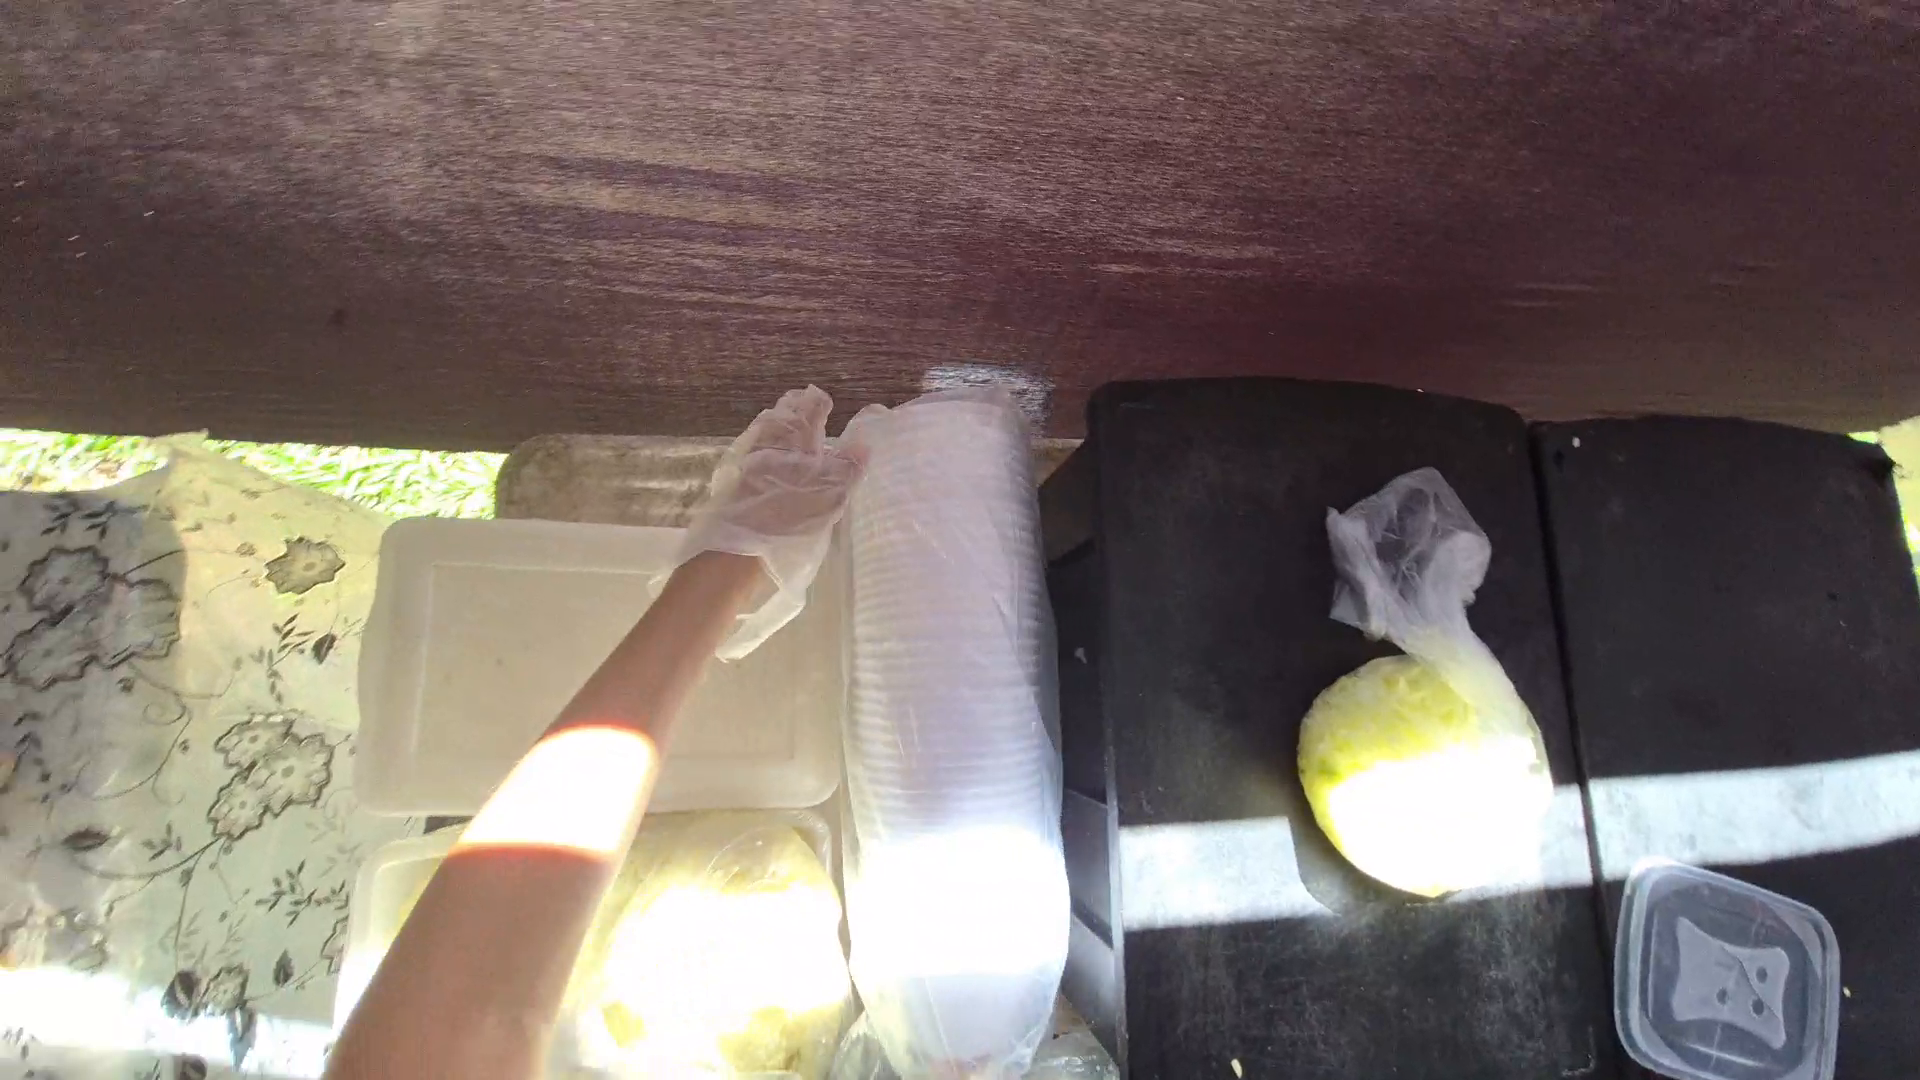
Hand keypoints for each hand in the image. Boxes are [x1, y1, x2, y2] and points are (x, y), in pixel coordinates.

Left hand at [678, 386, 864, 658]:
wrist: (735, 557)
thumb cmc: (788, 523)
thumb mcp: (828, 496)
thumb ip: (846, 468)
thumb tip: (863, 443)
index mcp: (793, 445)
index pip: (808, 412)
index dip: (817, 404)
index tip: (824, 399)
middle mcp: (767, 449)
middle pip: (781, 420)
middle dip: (793, 410)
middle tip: (803, 404)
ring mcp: (747, 468)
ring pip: (764, 437)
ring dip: (776, 428)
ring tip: (784, 425)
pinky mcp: (734, 489)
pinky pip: (754, 458)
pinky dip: (764, 452)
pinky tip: (767, 464)